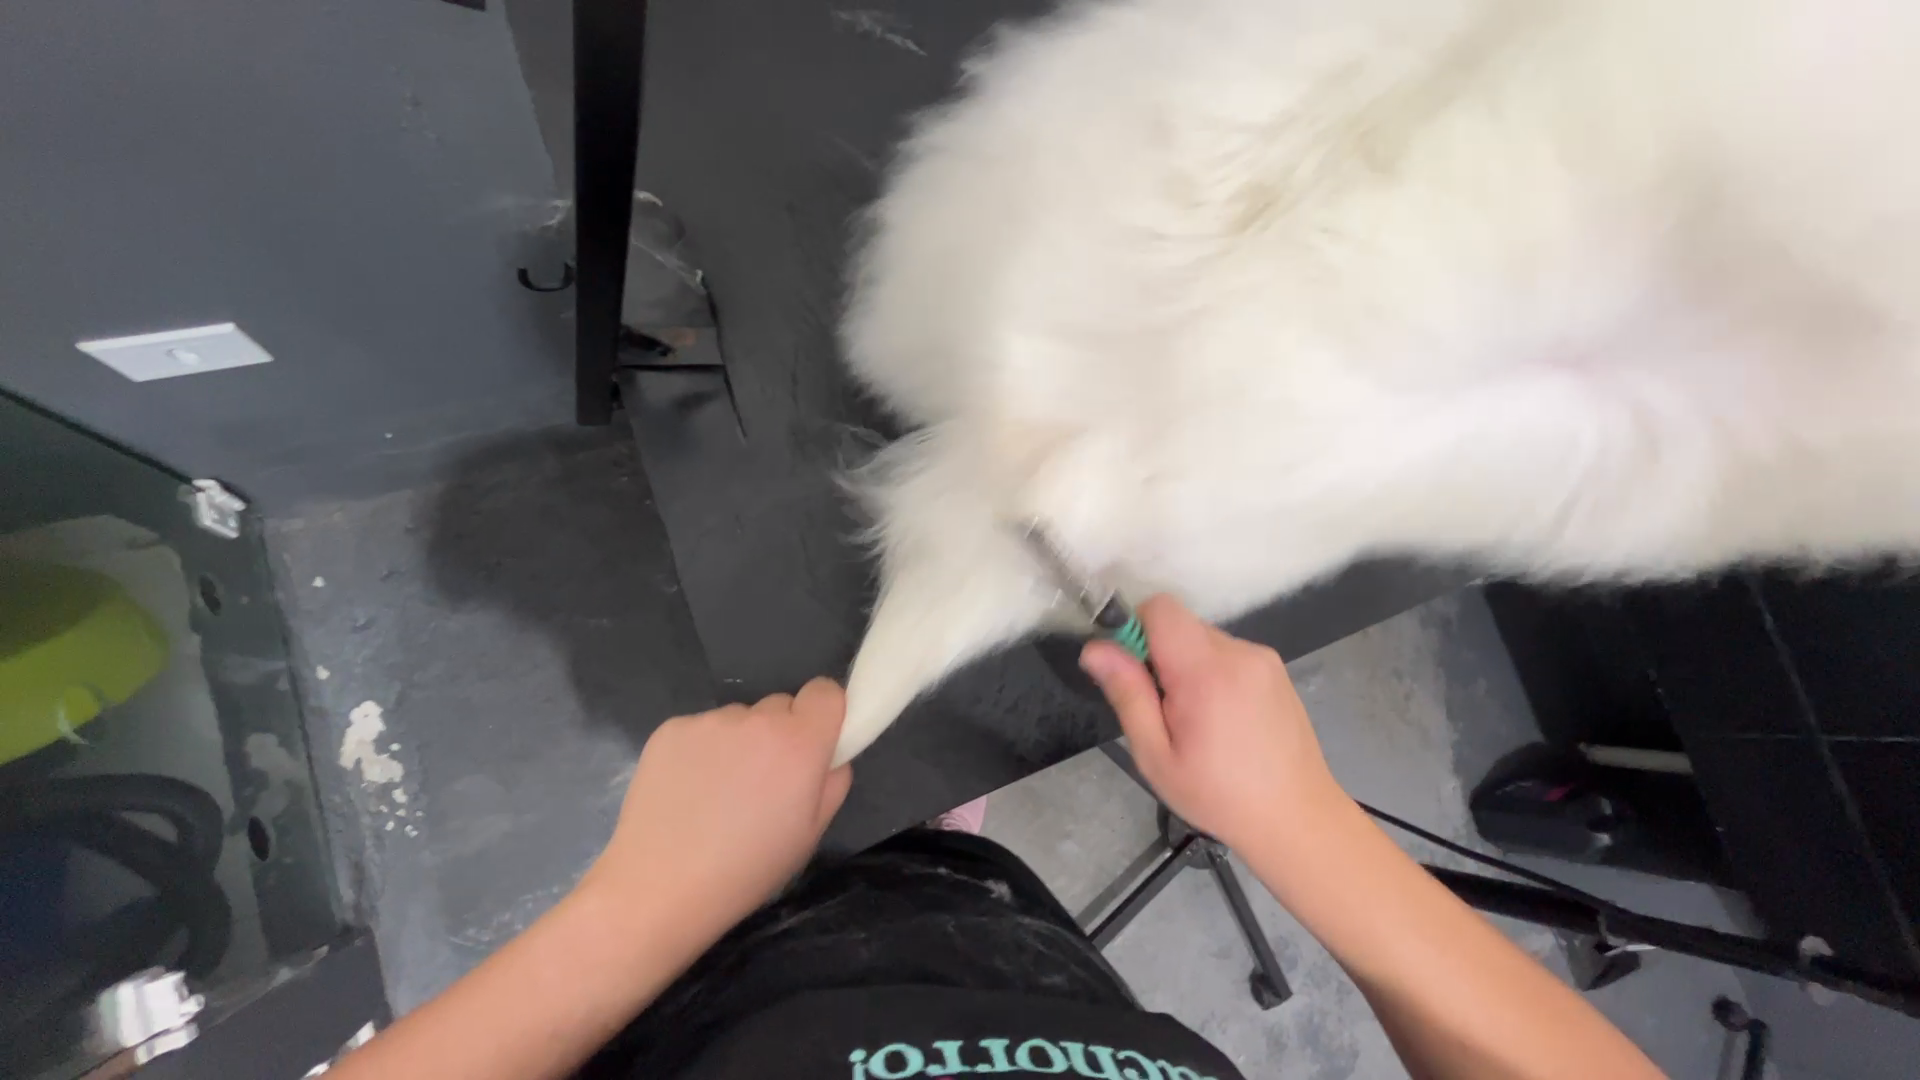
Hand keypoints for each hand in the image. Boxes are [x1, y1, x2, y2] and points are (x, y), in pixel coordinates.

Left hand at [580, 678, 853, 938]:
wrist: (657, 888)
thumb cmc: (746, 870)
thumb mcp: (811, 834)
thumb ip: (833, 781)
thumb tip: (830, 755)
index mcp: (799, 743)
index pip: (825, 691)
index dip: (823, 714)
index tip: (815, 743)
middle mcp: (756, 720)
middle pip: (780, 706)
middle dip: (780, 735)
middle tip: (762, 783)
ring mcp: (709, 721)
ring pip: (739, 720)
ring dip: (739, 743)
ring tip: (717, 795)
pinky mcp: (670, 729)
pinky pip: (702, 729)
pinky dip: (701, 751)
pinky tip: (687, 792)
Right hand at [1080, 595, 1345, 851]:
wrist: (1299, 819)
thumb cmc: (1218, 795)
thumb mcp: (1156, 755)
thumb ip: (1127, 694)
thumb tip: (1094, 648)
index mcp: (1206, 671)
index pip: (1160, 608)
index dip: (1135, 628)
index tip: (1133, 671)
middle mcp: (1239, 652)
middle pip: (1180, 624)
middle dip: (1160, 655)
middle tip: (1163, 710)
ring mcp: (1263, 659)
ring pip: (1202, 639)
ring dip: (1187, 666)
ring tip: (1196, 720)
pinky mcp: (1275, 670)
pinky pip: (1227, 653)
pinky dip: (1213, 673)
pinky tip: (1222, 718)